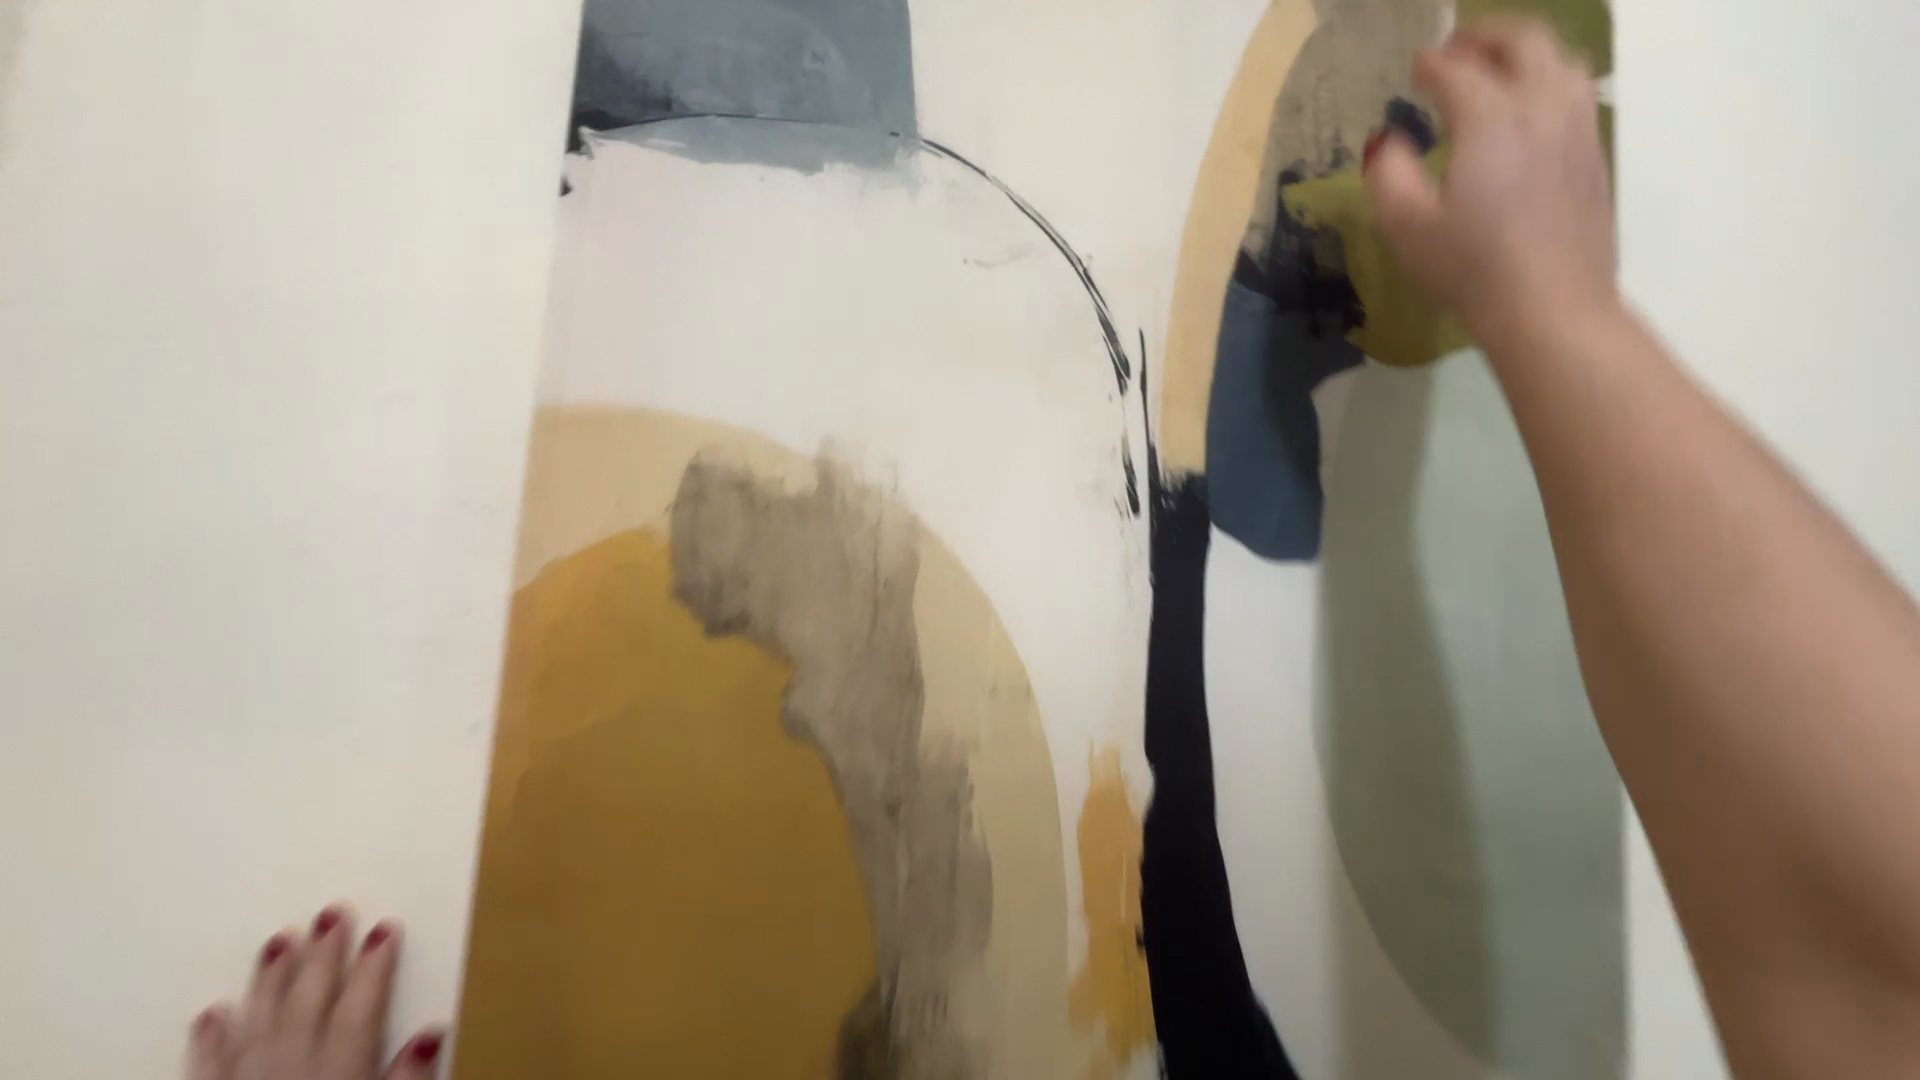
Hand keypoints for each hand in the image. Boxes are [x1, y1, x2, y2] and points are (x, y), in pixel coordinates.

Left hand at [187, 906, 444, 1079]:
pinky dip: (209, 1041)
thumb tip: (433, 1032)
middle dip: (321, 958)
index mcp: (338, 1077)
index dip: (374, 967)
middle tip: (330, 912)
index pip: (358, 1012)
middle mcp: (288, 1077)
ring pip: (256, 1027)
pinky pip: (206, 1072)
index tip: (385, 927)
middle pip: (307, 1007)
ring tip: (277, 940)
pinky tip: (212, 1013)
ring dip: (268, 983)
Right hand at [1366, 16, 1617, 343]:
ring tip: (1497, 67)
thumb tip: (1386, 140)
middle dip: (1485, 36)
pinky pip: (1575, 90)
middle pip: (1522, 41)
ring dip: (1524, 51)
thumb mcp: (1405, 225)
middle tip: (1456, 46)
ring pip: (1559, 59)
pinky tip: (1529, 107)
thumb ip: (1388, 172)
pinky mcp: (1592, 151)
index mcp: (1490, 117)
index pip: (1458, 71)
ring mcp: (1576, 124)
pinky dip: (1547, 78)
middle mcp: (1540, 104)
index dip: (1431, 64)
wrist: (1548, 302)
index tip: (1413, 67)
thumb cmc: (1468, 265)